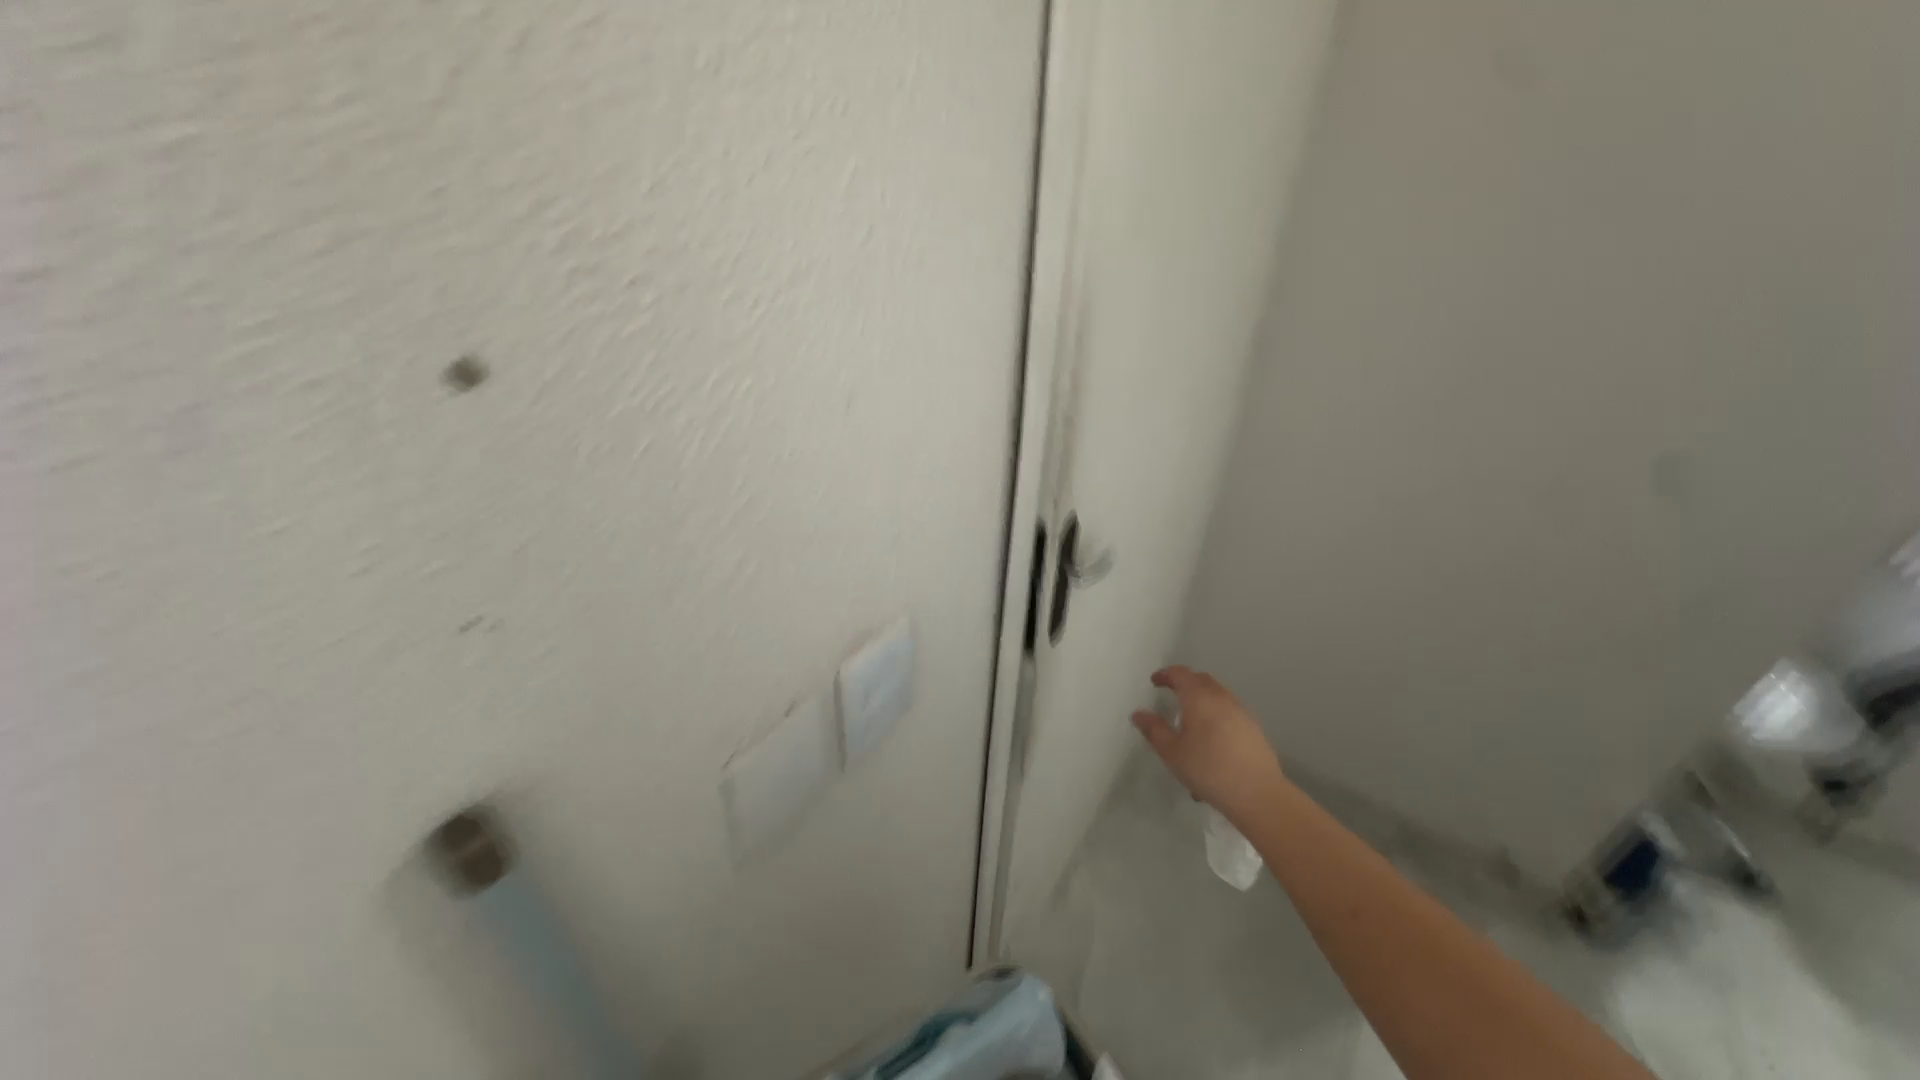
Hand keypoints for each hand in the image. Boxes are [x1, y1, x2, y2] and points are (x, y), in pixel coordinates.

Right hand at [1131, 665, 1287, 817]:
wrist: (1256, 792)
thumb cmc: (1207, 769)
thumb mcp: (1172, 752)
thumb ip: (1154, 730)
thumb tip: (1139, 714)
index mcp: (1199, 698)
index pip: (1181, 674)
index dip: (1166, 674)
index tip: (1155, 681)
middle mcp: (1222, 698)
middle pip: (1202, 680)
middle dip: (1185, 682)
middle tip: (1172, 692)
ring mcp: (1241, 712)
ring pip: (1218, 695)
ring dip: (1203, 698)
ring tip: (1191, 718)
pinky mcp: (1253, 728)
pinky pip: (1230, 712)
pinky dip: (1216, 714)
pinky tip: (1211, 739)